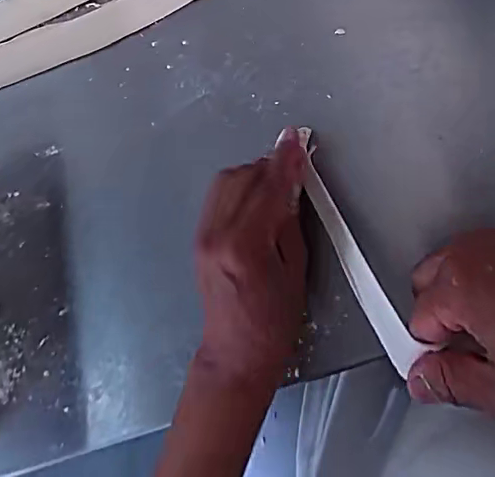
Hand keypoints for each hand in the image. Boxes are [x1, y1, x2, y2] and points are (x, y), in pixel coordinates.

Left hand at [189, 128, 307, 388]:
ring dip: (253, 174)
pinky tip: (255, 197)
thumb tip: (290, 184)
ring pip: (227, 180)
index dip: (285, 160)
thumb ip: (290, 220)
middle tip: (293, 169)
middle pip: (244, 177)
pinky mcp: (198, 237)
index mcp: (245, 246)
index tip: (295, 138)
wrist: (235, 356)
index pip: (268, 187)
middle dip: (271, 167)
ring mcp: (203, 235)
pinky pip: (218, 195)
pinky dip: (239, 187)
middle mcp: (217, 234)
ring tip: (275, 185)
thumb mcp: (295, 268)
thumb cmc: (273, 322)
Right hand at [405, 229, 494, 437]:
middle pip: (430, 280)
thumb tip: (427, 377)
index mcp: (461, 283)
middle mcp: (480, 250)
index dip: (430, 354)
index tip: (446, 375)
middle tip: (476, 364)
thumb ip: (450, 384)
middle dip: (441, 319)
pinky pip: (492, 262)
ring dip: (467, 301)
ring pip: (460, 268)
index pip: (415, 317)